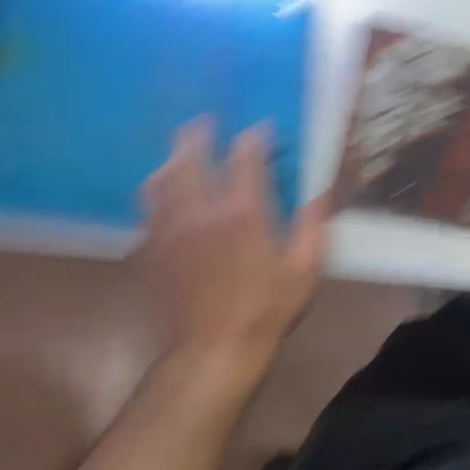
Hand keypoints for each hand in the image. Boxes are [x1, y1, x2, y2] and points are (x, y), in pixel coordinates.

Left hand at [139, 118, 328, 373]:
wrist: (213, 346)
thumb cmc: (269, 307)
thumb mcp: (306, 269)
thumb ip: (311, 227)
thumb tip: (321, 194)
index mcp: (244, 214)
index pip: (245, 161)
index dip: (253, 139)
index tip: (261, 128)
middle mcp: (201, 212)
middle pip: (190, 160)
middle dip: (197, 137)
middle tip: (203, 122)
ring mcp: (169, 229)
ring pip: (161, 181)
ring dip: (171, 161)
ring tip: (179, 153)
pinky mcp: (151, 249)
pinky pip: (148, 208)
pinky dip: (157, 192)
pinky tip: (164, 195)